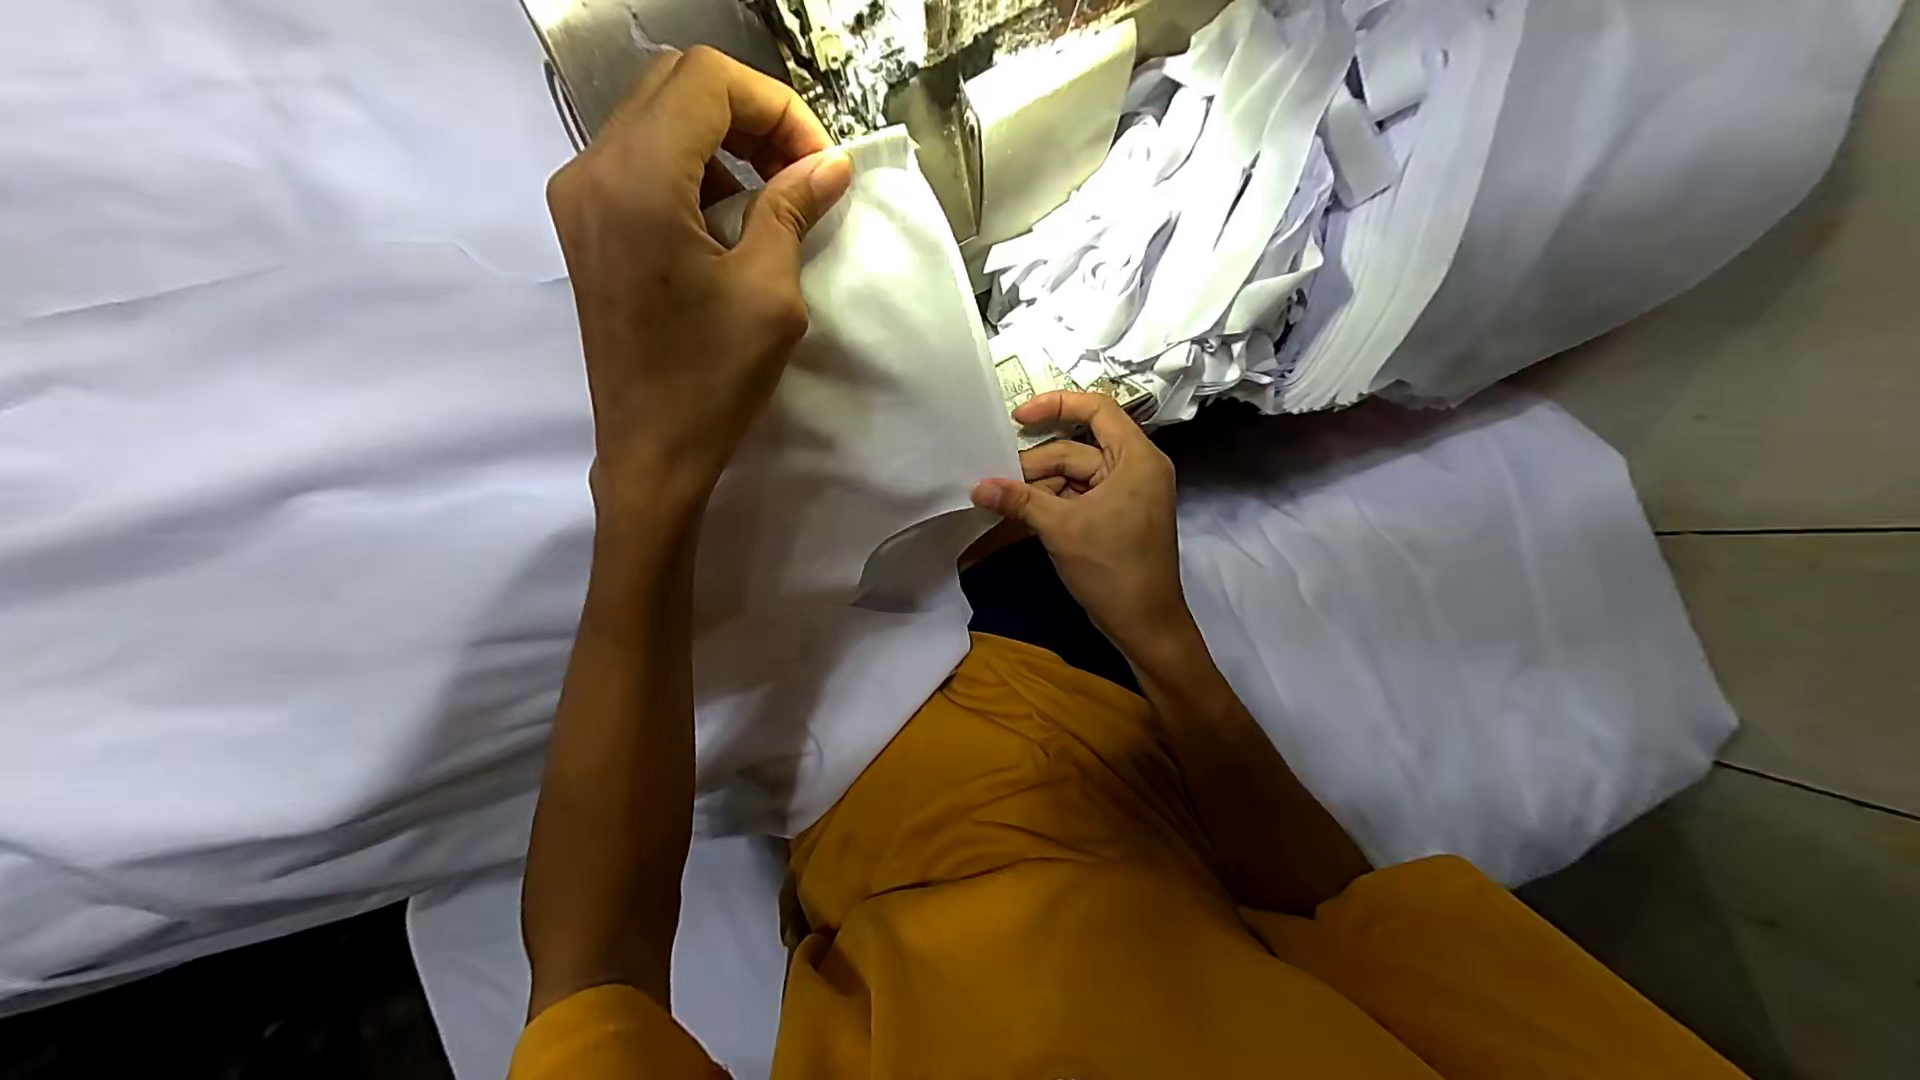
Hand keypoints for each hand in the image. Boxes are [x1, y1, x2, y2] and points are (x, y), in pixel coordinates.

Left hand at [545, 47, 853, 516]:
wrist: (652, 448)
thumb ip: (792, 210)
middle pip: (678, 86)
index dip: (777, 107)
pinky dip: (694, 170)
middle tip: (803, 174)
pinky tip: (730, 217)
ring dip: (724, 142)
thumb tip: (829, 163)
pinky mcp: (585, 226)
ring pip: (657, 119)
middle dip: (752, 117)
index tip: (819, 163)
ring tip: (775, 196)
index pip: (708, 80)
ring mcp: (580, 196)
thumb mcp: (770, 293)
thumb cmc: (714, 379)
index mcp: (638, 178)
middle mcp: (592, 168)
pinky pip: (640, 162)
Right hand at [971, 391, 1193, 659]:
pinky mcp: (1112, 515)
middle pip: (1074, 450)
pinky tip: (1020, 515)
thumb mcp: (1061, 529)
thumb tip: (977, 487)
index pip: (1097, 408)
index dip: (1056, 404)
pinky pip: (1076, 497)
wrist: (1145, 624)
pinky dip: (1049, 504)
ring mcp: (1123, 493)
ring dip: (1037, 489)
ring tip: (1002, 504)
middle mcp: (1133, 467)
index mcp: (1135, 458)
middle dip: (1034, 467)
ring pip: (1070, 476)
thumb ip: (1019, 501)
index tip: (1018, 418)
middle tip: (995, 485)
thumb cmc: (1112, 569)